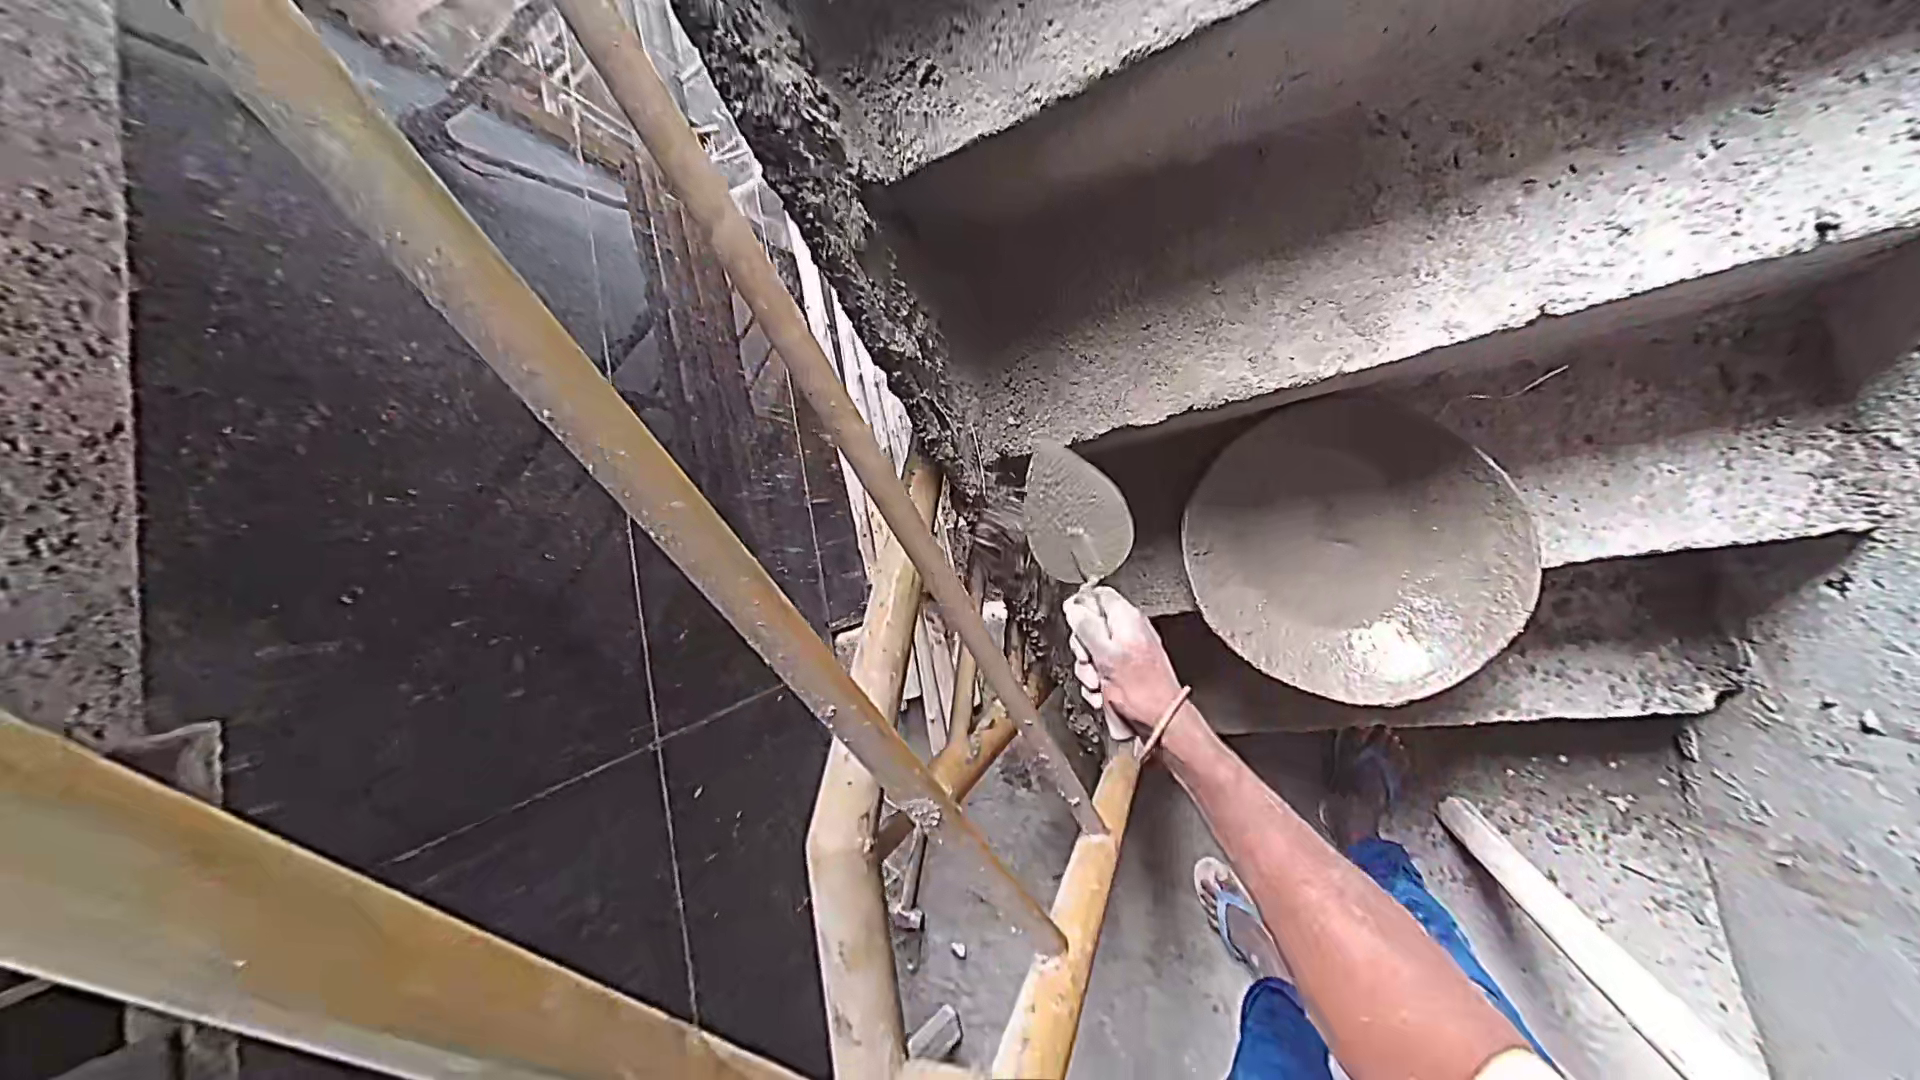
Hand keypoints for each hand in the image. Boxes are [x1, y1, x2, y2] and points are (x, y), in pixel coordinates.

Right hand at [1063, 586, 1183, 731]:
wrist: (1161, 721)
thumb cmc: (1141, 689)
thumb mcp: (1106, 654)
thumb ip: (1087, 627)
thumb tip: (1073, 607)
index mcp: (1127, 619)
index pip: (1099, 595)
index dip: (1081, 605)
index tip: (1072, 622)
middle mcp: (1127, 631)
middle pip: (1089, 626)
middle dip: (1081, 648)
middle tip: (1086, 662)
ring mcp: (1125, 652)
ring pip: (1091, 652)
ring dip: (1087, 671)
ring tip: (1097, 685)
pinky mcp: (1123, 671)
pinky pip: (1099, 671)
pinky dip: (1096, 684)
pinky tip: (1102, 695)